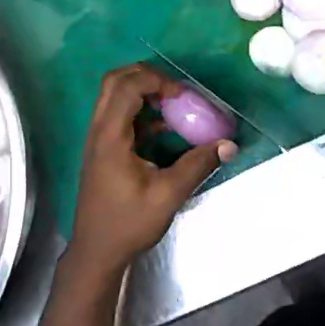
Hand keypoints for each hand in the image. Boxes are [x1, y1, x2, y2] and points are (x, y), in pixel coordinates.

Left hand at [67, 63, 232, 278]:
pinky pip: (116, 112)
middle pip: (114, 81)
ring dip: (141, 91)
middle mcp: (98, 129)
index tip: (183, 96)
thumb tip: (228, 145)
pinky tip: (163, 127)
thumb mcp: (167, 196)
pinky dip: (138, 109)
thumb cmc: (128, 222)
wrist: (97, 249)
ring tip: (172, 106)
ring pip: (113, 95)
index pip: (127, 87)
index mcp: (110, 135)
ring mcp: (97, 136)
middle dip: (146, 76)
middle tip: (176, 91)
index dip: (156, 81)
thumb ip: (196, 166)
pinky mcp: (101, 146)